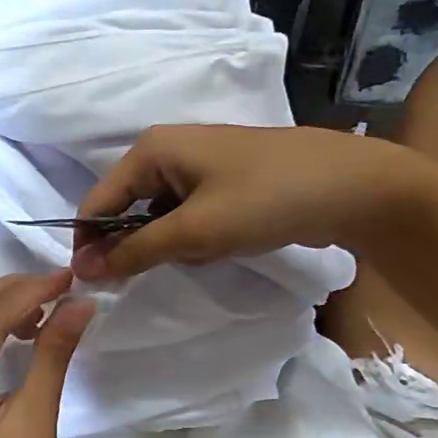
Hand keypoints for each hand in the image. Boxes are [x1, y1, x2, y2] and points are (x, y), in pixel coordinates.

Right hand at [71, 124, 428, 279]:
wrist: (355, 187)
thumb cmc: (266, 199)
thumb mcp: (195, 231)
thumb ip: (134, 251)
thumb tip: (83, 269)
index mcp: (150, 150)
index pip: (97, 201)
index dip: (90, 244)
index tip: (94, 286)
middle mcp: (165, 151)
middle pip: (127, 209)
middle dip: (143, 243)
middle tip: (174, 263)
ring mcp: (195, 166)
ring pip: (158, 217)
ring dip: (174, 243)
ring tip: (209, 250)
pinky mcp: (220, 183)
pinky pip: (187, 216)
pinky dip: (196, 238)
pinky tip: (225, 244)